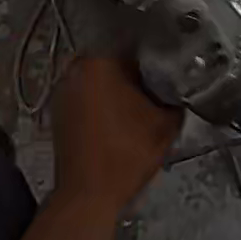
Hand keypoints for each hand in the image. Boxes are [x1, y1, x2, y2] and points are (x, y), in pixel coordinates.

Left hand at [48, 56, 183, 213]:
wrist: (86, 199)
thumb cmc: (125, 153)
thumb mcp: (165, 122)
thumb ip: (176, 95)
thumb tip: (182, 84)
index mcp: (100, 61)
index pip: (135, 40)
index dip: (156, 49)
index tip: (170, 60)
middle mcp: (76, 68)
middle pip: (115, 56)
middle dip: (136, 66)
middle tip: (159, 78)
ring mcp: (63, 90)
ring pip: (100, 74)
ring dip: (119, 82)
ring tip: (142, 95)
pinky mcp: (58, 112)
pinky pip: (88, 92)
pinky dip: (103, 97)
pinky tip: (121, 112)